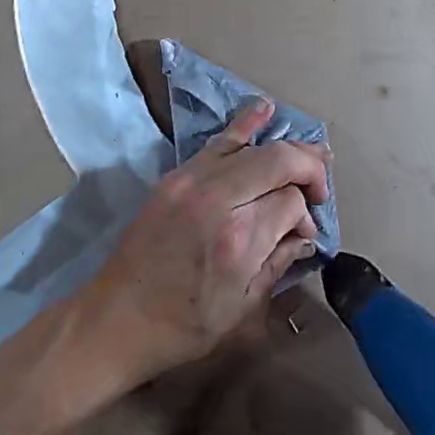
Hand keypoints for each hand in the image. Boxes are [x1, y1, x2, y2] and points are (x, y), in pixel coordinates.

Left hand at [77, 97, 328, 386]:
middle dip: (309, 169)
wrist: (115, 320)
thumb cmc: (184, 325)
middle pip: (280, 161)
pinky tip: (266, 109)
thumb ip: (279, 261)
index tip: (303, 233)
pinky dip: (246, 124)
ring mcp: (193, 181)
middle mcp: (218, 199)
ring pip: (254, 147)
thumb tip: (304, 233)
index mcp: (238, 239)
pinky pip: (219, 142)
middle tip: (319, 190)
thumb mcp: (243, 307)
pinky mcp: (176, 176)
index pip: (292, 201)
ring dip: (288, 148)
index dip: (307, 214)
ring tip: (314, 155)